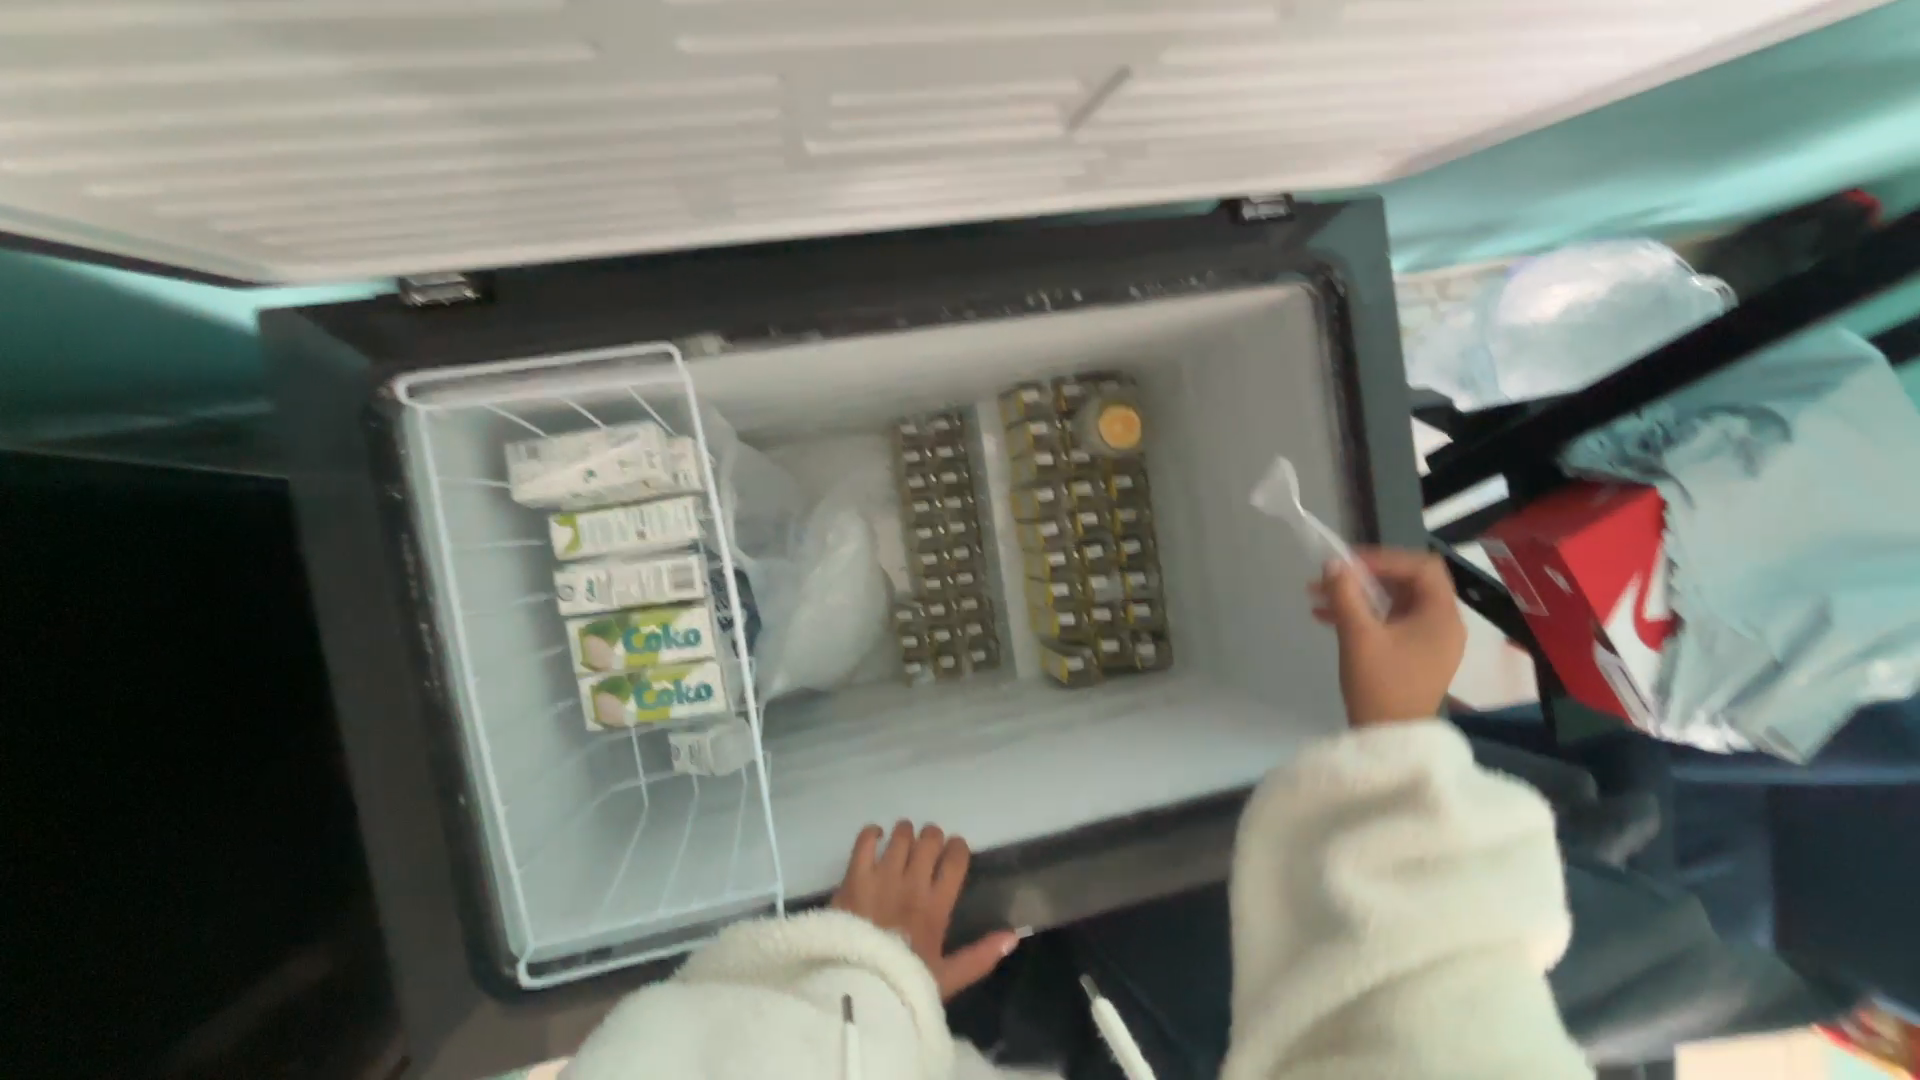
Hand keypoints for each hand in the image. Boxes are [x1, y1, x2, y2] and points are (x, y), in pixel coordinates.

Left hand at [830, 822, 1020, 999]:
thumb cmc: (902, 984)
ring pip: (900, 835)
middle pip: (929, 840)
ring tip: (903, 843)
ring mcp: (882, 876)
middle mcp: (913, 883)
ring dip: (905, 834)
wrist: (855, 991)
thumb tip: (1013, 936)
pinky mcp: (854, 877)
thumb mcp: (947, 978)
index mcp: (937, 905)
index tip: (954, 850)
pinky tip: (875, 838)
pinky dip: (872, 833)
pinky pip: (865, 840)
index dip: (958, 848)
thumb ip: (981, 956)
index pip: (956, 859)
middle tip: (928, 848)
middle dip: (932, 838)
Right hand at [1311, 548, 1466, 727]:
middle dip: (1364, 577)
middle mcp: (1443, 624)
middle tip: (1329, 578)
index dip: (1384, 558)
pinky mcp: (1414, 655)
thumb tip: (1333, 564)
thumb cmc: (1380, 684)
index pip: (1421, 567)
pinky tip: (1326, 618)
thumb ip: (1345, 594)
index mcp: (1441, 615)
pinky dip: (1361, 615)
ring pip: (1393, 602)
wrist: (1390, 739)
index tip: (1348, 564)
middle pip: (1407, 582)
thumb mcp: (1358, 635)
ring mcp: (1429, 641)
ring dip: (1357, 596)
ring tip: (1317, 596)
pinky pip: (1389, 622)